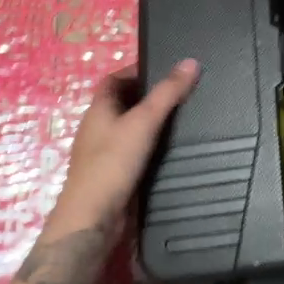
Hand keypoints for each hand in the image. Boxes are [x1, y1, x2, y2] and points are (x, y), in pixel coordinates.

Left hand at [47, 59, 199, 235]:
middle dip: (149, 95)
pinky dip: (150, 146)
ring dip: (151, 122)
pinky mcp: (113, 175)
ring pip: (129, 128)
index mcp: (98, 109)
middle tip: (180, 90)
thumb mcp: (144, 121)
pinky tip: (170, 148)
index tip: (165, 68)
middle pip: (123, 102)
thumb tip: (191, 61)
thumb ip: (168, 92)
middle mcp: (98, 128)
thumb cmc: (112, 163)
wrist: (91, 221)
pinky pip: (133, 151)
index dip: (136, 70)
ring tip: (182, 115)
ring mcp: (103, 153)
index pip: (114, 79)